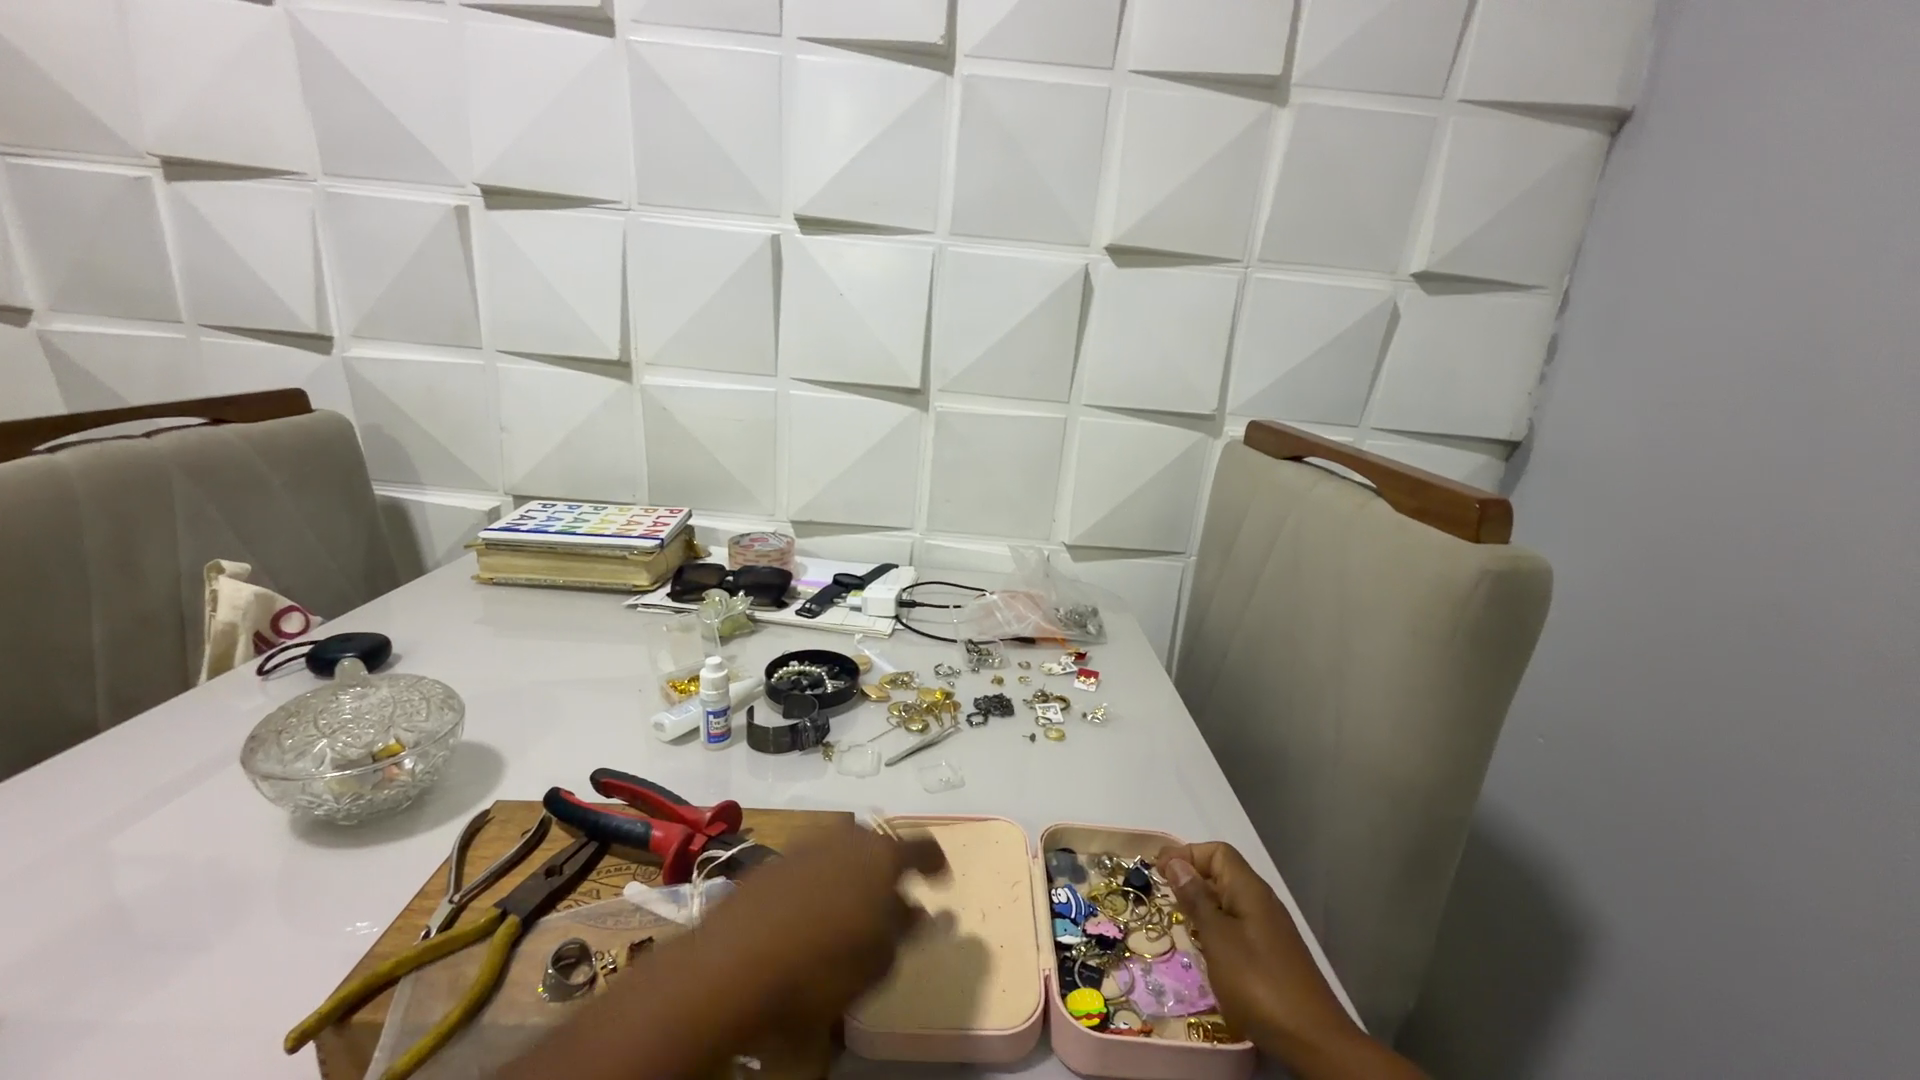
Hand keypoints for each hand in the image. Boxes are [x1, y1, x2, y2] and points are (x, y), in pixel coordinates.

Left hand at [493, 823, 946, 1079]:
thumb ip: (901, 929)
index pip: (922, 847)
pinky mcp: (768, 862)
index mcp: (881, 856)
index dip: (936, 862)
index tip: (942, 877)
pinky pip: (809, 863)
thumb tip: (913, 909)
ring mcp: (803, 845)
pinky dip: (818, 879)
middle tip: (893, 891)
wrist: (729, 967)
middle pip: (877, 840)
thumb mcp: (878, 961)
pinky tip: (811, 910)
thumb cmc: (819, 967)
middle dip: (887, 862)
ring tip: (850, 902)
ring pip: (840, 848)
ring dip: (850, 869)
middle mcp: (845, 838)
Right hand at [1156, 842, 1358, 1052]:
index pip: (1217, 852)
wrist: (1311, 1038)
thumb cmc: (1257, 983)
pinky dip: (1214, 928)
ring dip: (1200, 905)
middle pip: (1222, 873)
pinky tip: (1202, 948)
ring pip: (1227, 902)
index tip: (1157, 871)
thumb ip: (1196, 900)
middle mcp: (1261, 902)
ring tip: (1176, 922)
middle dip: (1190, 878)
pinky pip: (1235, 925)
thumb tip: (1177, 863)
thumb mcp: (1218, 938)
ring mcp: (1268, 929)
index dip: (1186, 854)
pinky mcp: (1270, 953)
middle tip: (1160, 897)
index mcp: (1250, 890)